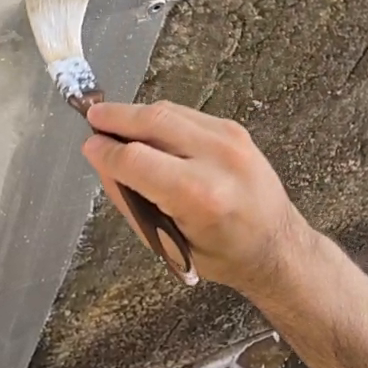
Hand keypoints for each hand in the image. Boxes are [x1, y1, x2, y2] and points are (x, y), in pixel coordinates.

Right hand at [82, 101, 313, 295]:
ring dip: (136, 114)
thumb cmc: (223, 255)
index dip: (106, 151)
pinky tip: (147, 130)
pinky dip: (160, 118)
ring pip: (167, 111)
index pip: (135, 160)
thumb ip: (129, 199)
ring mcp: (230, 139)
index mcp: (199, 196)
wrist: (279, 246)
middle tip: (92, 118)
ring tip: (114, 123)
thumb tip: (100, 159)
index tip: (89, 147)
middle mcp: (218, 159)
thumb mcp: (167, 243)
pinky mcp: (234, 128)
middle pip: (152, 122)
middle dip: (116, 117)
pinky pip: (185, 114)